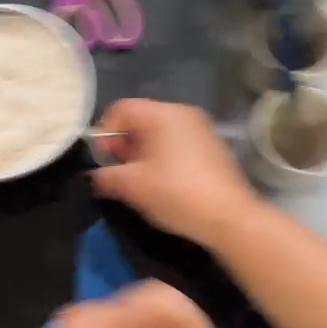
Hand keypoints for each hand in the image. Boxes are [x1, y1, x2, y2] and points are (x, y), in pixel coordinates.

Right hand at [91, 99, 261, 245]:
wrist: (229, 218)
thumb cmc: (176, 194)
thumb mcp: (132, 187)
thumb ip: (106, 176)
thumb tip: (97, 175)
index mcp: (162, 114)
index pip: (121, 109)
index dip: (105, 133)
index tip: (105, 161)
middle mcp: (183, 113)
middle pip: (141, 119)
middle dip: (125, 145)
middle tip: (121, 174)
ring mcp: (202, 129)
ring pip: (160, 133)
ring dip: (143, 154)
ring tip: (142, 182)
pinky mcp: (213, 147)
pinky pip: (178, 143)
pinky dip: (165, 158)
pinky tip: (165, 184)